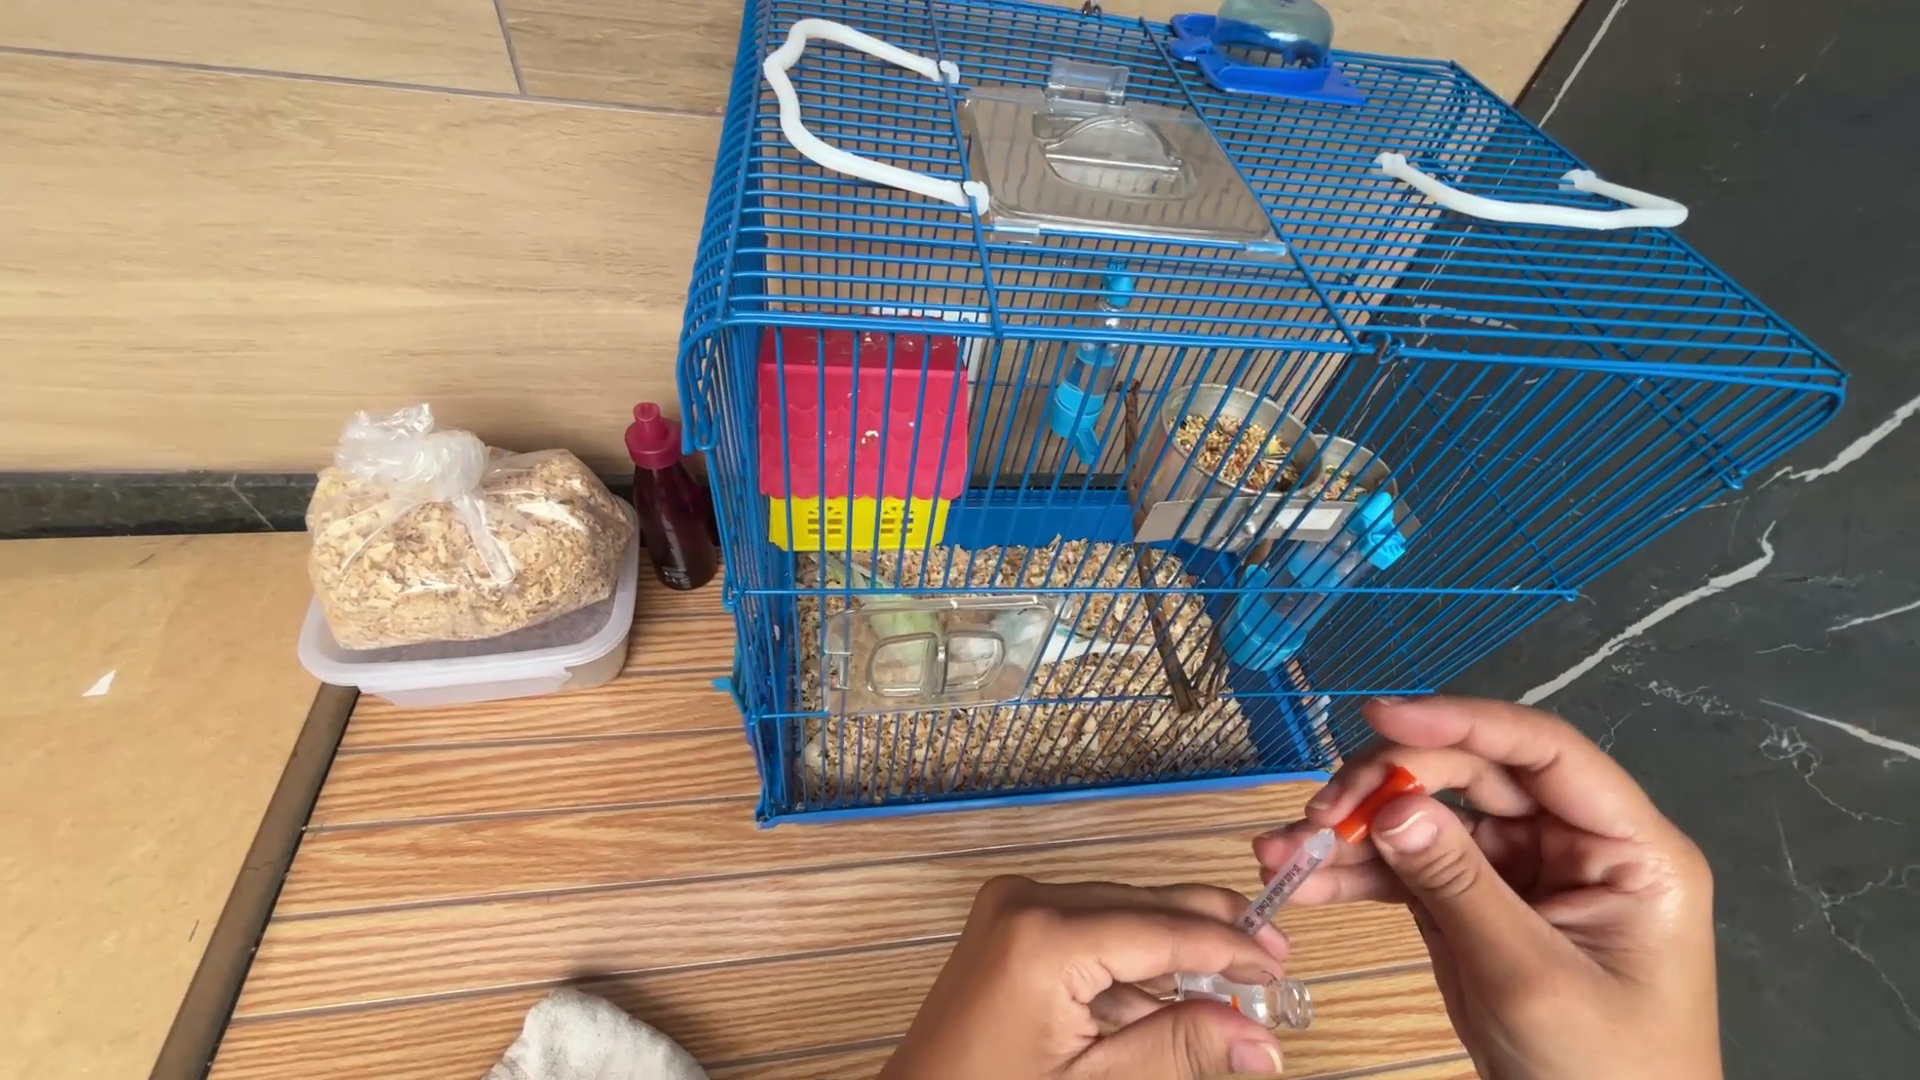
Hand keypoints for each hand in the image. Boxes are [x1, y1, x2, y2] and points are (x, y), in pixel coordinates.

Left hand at [880, 876, 1292, 1079]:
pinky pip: (1086, 924)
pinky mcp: (1008, 915)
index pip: (1161, 929)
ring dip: (1170, 944)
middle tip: (1271, 954)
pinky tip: (1167, 990)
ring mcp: (1013, 901)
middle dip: (1206, 931)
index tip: (1279, 962)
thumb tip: (1263, 1041)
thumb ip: (1179, 1049)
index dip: (1227, 946)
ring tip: (1231, 980)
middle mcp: (1027, 898)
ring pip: (1117, 910)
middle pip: (1142, 906)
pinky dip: (1127, 956)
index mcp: (1046, 935)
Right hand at [1255, 696, 1718, 1079]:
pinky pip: (1395, 861)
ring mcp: (1503, 863)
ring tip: (1282, 853)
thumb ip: (1460, 885)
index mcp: (1621, 846)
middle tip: (1318, 816)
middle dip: (1380, 786)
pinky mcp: (1457, 891)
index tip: (1378, 717)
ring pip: (1414, 811)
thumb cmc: (1601, 1072)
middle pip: (1459, 774)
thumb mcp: (1531, 979)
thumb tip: (1391, 807)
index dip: (1459, 721)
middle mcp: (1559, 838)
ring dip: (1345, 829)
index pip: (1540, 750)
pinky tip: (1297, 880)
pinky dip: (1345, 869)